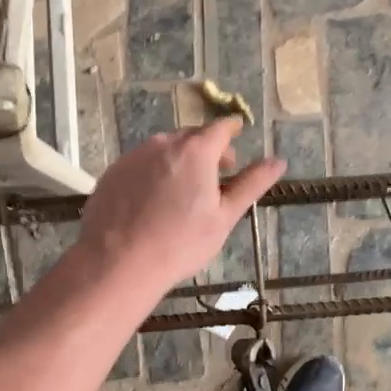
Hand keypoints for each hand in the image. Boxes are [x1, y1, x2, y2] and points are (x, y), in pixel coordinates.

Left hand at [77, 118, 283, 291]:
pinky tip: (152, 202)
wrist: (118, 262)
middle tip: (215, 176)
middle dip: (207, 149)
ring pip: (163, 149)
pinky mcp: (112, 172)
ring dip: (178, 161)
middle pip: (191, 137)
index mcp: (195, 151)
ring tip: (182, 192)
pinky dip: (152, 173)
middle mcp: (163, 144)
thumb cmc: (180, 242)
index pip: (220, 128)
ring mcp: (133, 156)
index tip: (236, 136)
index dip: (231, 130)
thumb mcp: (224, 216)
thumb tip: (278, 161)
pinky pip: (140, 164)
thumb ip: (252, 184)